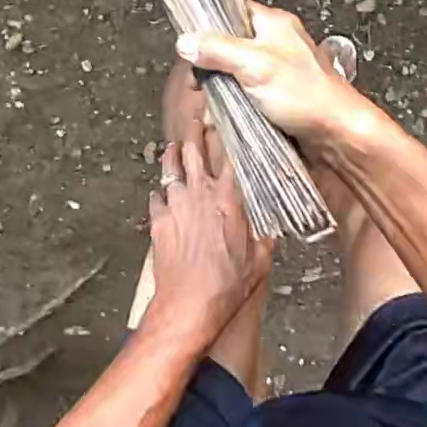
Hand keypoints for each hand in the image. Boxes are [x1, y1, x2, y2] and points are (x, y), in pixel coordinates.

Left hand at [142, 133, 271, 348]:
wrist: (189, 304)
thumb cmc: (227, 284)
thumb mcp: (259, 260)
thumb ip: (264, 237)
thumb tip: (270, 227)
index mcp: (227, 198)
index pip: (229, 156)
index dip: (226, 135)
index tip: (226, 123)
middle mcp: (199, 192)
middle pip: (192, 151)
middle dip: (193, 132)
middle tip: (195, 121)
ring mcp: (175, 203)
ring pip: (169, 167)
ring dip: (171, 155)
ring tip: (172, 146)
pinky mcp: (157, 219)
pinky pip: (156, 196)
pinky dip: (160, 192)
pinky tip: (161, 194)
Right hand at [175, 2, 380, 149]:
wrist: (339, 134)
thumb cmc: (303, 94)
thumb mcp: (253, 65)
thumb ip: (217, 50)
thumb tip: (184, 41)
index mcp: (273, 23)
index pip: (232, 11)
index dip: (209, 27)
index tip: (190, 48)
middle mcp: (277, 41)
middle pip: (231, 43)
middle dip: (211, 65)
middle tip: (199, 84)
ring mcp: (279, 68)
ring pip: (238, 70)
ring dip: (223, 87)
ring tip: (212, 105)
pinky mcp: (281, 93)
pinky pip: (249, 91)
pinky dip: (237, 101)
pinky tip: (228, 115)